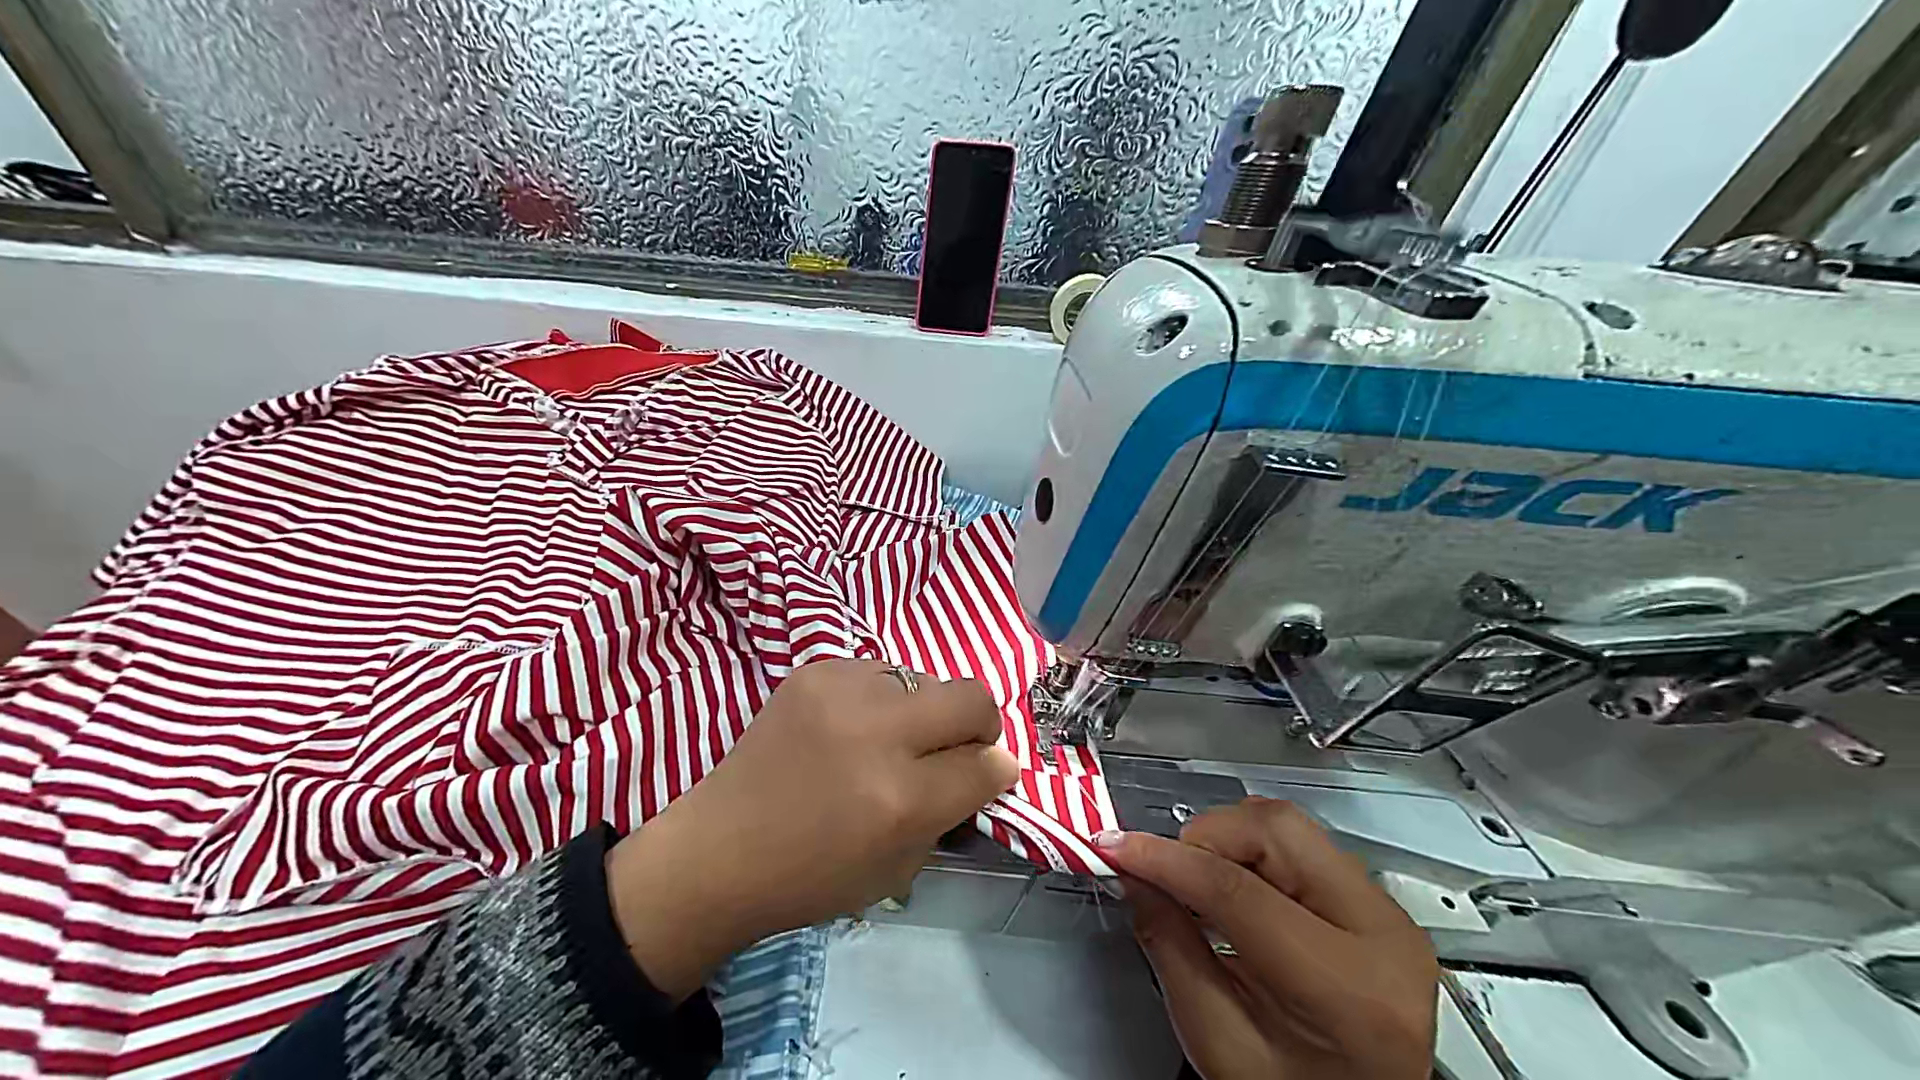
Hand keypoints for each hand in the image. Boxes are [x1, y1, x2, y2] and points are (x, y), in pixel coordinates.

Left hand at [605, 659, 1018, 997]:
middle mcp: (876, 733)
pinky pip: (878, 672)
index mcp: (899, 798)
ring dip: (924, 711)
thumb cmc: (811, 876)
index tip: (987, 774)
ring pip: (924, 678)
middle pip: (971, 697)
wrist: (719, 850)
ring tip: (892, 739)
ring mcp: (841, 692)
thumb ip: (952, 810)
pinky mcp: (812, 671)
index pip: (986, 764)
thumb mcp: (898, 866)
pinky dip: (882, 699)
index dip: (996, 770)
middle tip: (957, 747)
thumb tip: (993, 763)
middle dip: (979, 724)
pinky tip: (854, 726)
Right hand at [1097, 798, 1437, 1079]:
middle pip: (1273, 830)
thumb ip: (1170, 947)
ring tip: (1201, 883)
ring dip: (1226, 839)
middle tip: (1166, 871)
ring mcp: (1383, 910)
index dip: (1166, 860)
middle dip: (1204, 837)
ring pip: (1285, 823)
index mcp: (1346, 988)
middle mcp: (1379, 933)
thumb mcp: (1218, 1041)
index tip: (1119, 847)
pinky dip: (1251, 847)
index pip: (1238, 889)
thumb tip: (1133, 875)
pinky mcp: (1373, 898)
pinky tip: (1233, 885)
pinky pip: (1300, 840)